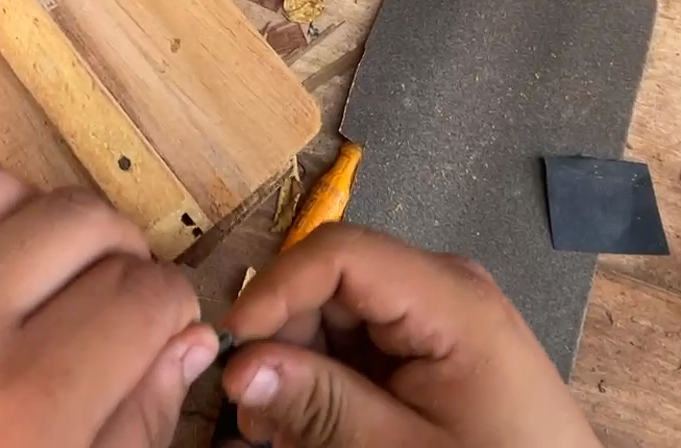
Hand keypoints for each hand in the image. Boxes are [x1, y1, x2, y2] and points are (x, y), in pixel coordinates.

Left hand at [0, 163, 217, 447]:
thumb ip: (136, 430)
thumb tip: (188, 336)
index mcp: (17, 417)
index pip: (142, 296)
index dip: (170, 304)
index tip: (160, 321)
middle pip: (79, 220)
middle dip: (116, 252)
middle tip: (106, 294)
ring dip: (29, 220)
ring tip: (27, 273)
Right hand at [219, 224, 601, 447]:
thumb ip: (323, 406)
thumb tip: (237, 368)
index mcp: (449, 297)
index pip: (342, 252)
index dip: (277, 287)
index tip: (231, 342)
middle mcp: (439, 284)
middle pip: (332, 280)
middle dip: (282, 336)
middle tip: (248, 407)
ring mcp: (434, 309)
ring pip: (335, 310)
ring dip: (295, 361)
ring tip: (272, 428)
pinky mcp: (429, 339)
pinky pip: (358, 339)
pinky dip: (323, 375)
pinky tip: (305, 422)